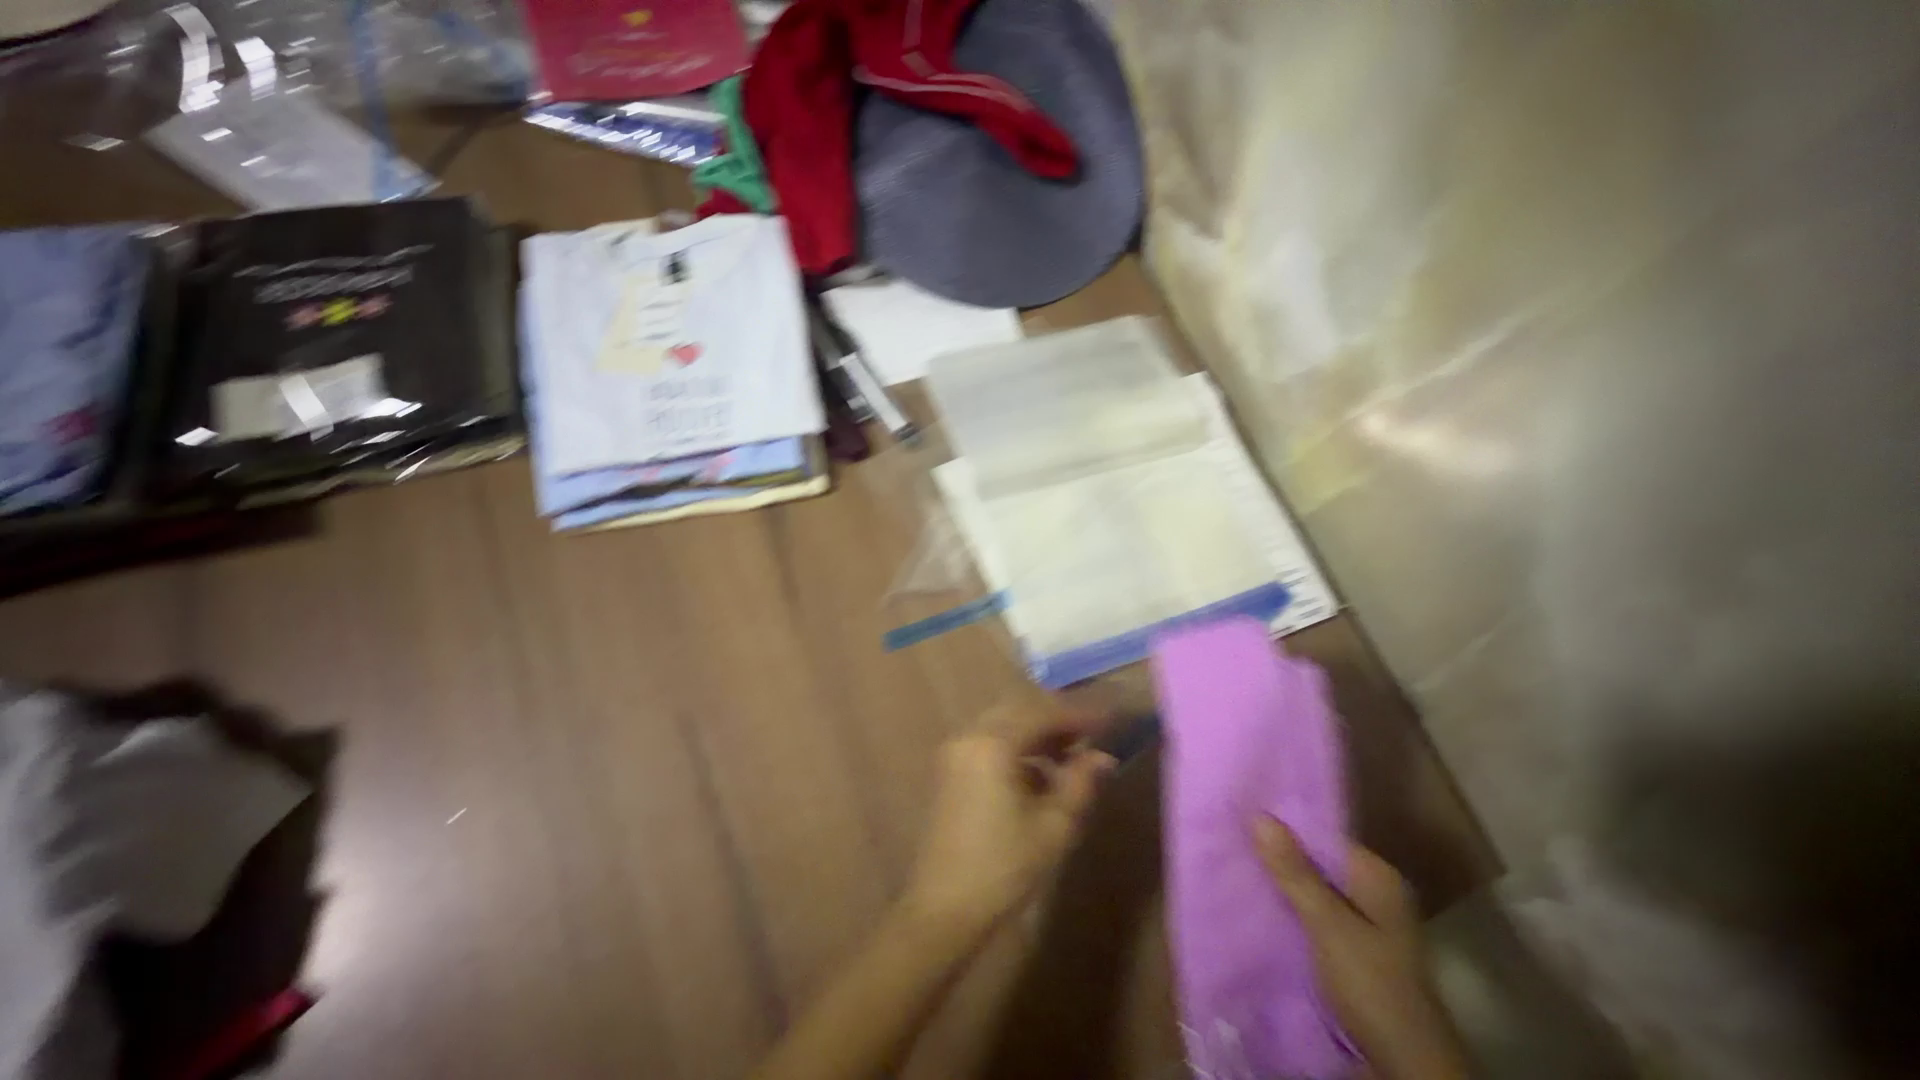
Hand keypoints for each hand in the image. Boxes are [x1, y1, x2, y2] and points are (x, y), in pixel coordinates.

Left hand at [901, 699, 1116, 938]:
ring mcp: (955, 754)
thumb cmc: (1004, 866)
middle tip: (1094, 734)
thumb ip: (1080, 782)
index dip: (1080, 715)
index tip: (1113, 721)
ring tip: (1073, 755)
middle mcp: (968, 737)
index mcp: (992, 743)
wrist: (946, 908)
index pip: (1043, 713)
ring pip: (1003, 726)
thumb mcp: (1054, 826)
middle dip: (1057, 718)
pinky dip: (1018, 748)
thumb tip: (1103, 757)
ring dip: (1038, 733)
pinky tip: (1042, 774)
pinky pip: (989, 743)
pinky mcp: (950, 773)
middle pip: (1020, 711)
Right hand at [1254, 819, 1470, 1079]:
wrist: (1403, 1063)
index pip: (1324, 836)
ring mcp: (1362, 927)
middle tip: (1226, 843)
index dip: (1283, 826)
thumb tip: (1260, 815)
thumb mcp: (1329, 925)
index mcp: (1377, 878)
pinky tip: (1254, 911)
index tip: (1239, 815)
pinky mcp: (1348, 954)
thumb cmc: (1371, 984)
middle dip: (1276, 858)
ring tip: (1230, 871)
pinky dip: (1286, 916)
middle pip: (1316, 865)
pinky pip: (1311, 922)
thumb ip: (1295, 873)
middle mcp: (1372, 895)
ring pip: (1311, 894)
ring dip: (1278, 889)